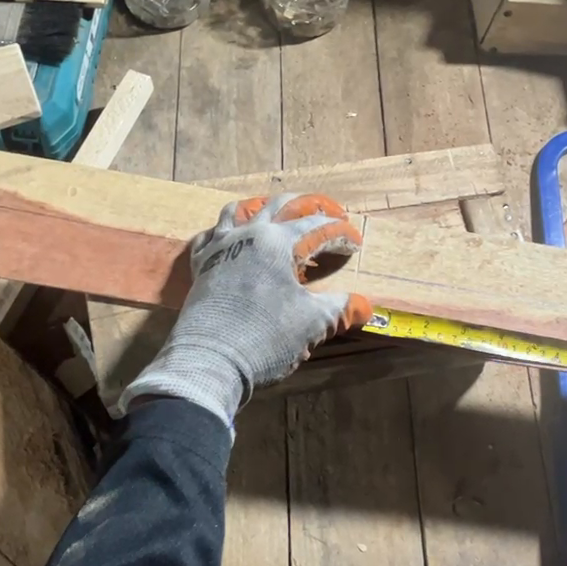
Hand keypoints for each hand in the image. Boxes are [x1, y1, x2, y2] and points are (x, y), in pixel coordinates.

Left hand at [120, 194, 372, 429]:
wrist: (209, 360)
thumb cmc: (266, 337)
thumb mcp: (313, 323)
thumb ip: (340, 309)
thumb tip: (366, 307)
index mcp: (278, 241)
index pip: (317, 227)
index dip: (340, 233)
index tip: (356, 243)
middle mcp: (248, 234)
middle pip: (280, 205)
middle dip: (307, 206)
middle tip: (327, 213)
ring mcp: (220, 247)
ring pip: (239, 210)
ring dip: (263, 208)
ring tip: (276, 214)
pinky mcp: (200, 265)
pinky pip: (211, 235)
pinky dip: (225, 230)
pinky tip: (231, 238)